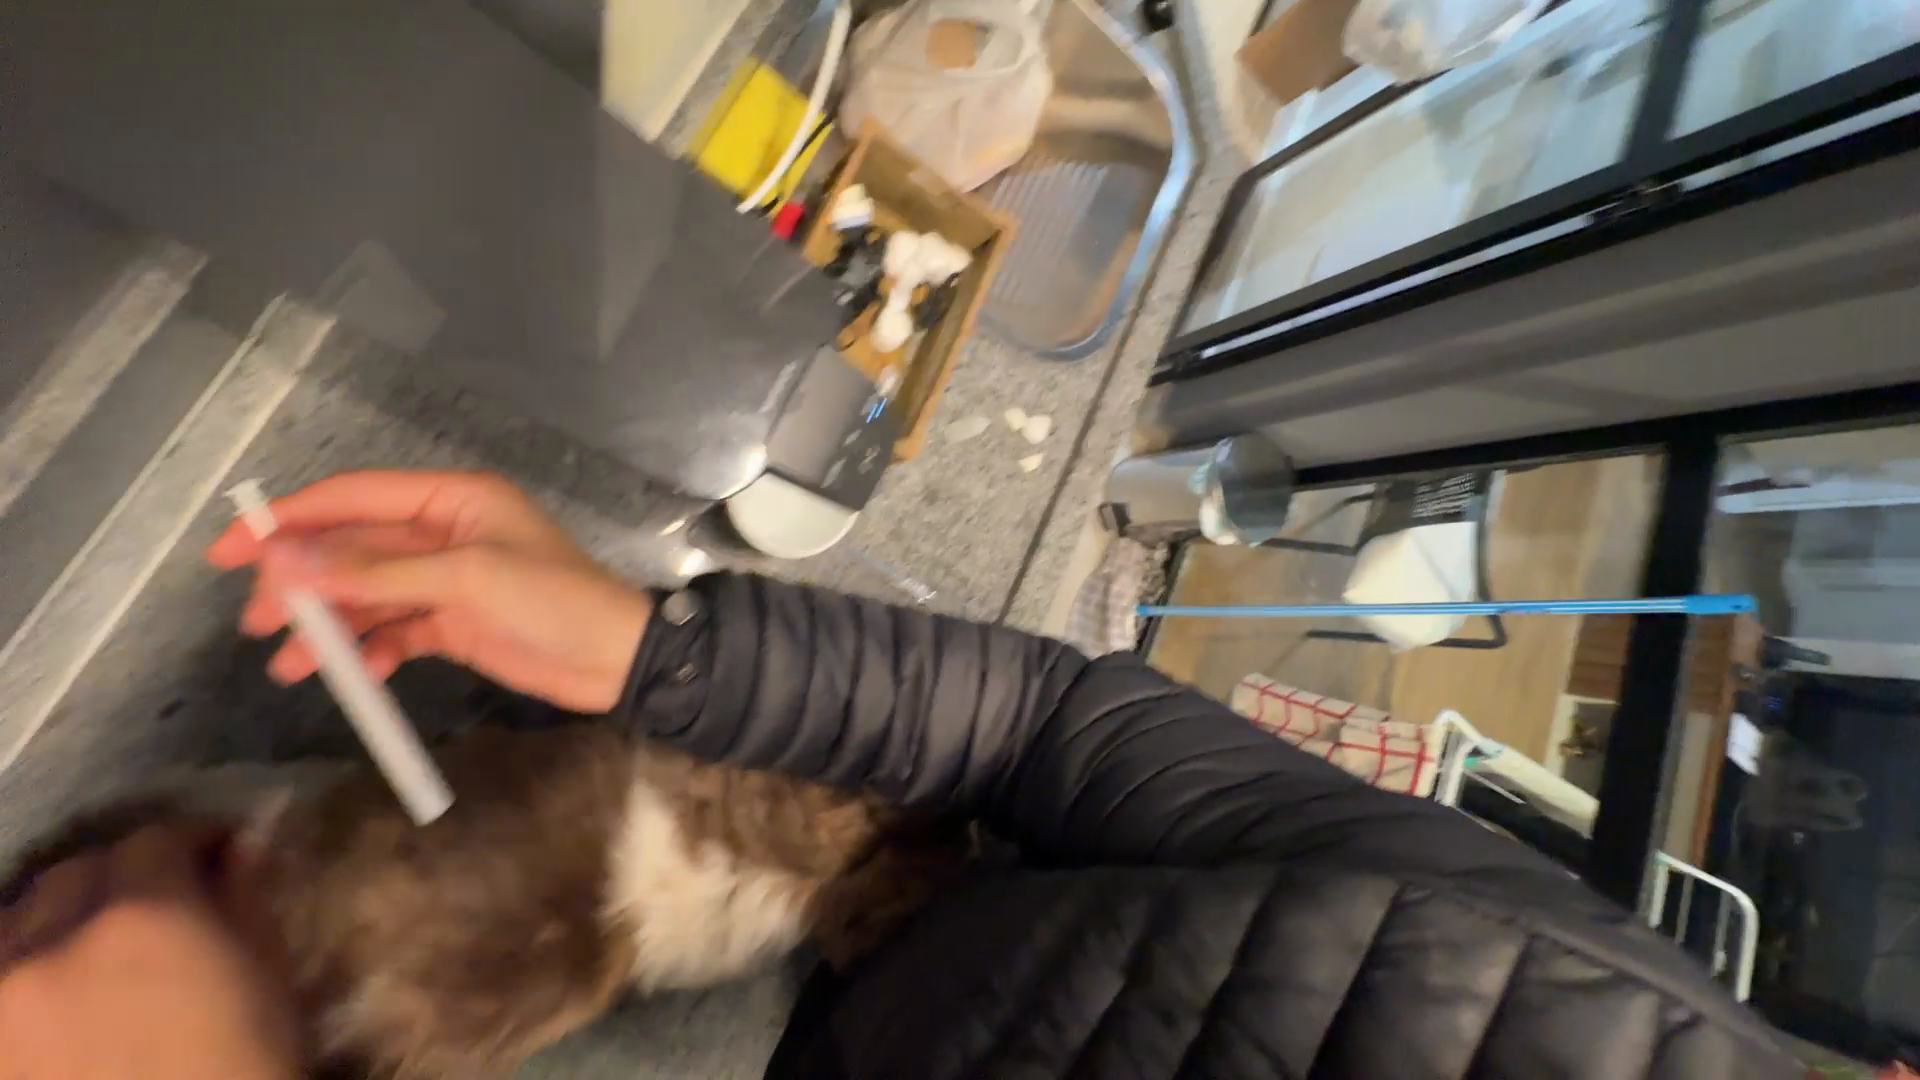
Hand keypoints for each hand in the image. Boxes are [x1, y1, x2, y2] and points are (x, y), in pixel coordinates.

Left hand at [0, 825, 299, 1079]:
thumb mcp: (265, 969)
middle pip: (72, 874)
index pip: (154, 840)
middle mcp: (45, 947)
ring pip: (10, 926)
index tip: (221, 853)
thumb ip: (244, 897)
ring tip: (95, 952)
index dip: (192, 840)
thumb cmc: (244, 1056)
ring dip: (56, 921)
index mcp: (142, 917)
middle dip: (122, 874)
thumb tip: (239, 847)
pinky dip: (20, 973)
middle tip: (163, 899)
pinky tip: (56, 998)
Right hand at [207, 470, 653, 712]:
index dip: (289, 520)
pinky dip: (372, 650)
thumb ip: (380, 571)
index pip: (356, 497)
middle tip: (263, 624)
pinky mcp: (456, 623)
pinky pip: (397, 630)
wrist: (616, 657)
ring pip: (368, 594)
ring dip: (329, 626)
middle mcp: (448, 533)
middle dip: (304, 583)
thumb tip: (286, 559)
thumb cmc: (555, 602)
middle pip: (353, 549)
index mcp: (456, 501)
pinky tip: (357, 674)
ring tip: (293, 665)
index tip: (226, 554)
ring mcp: (450, 581)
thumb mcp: (469, 578)